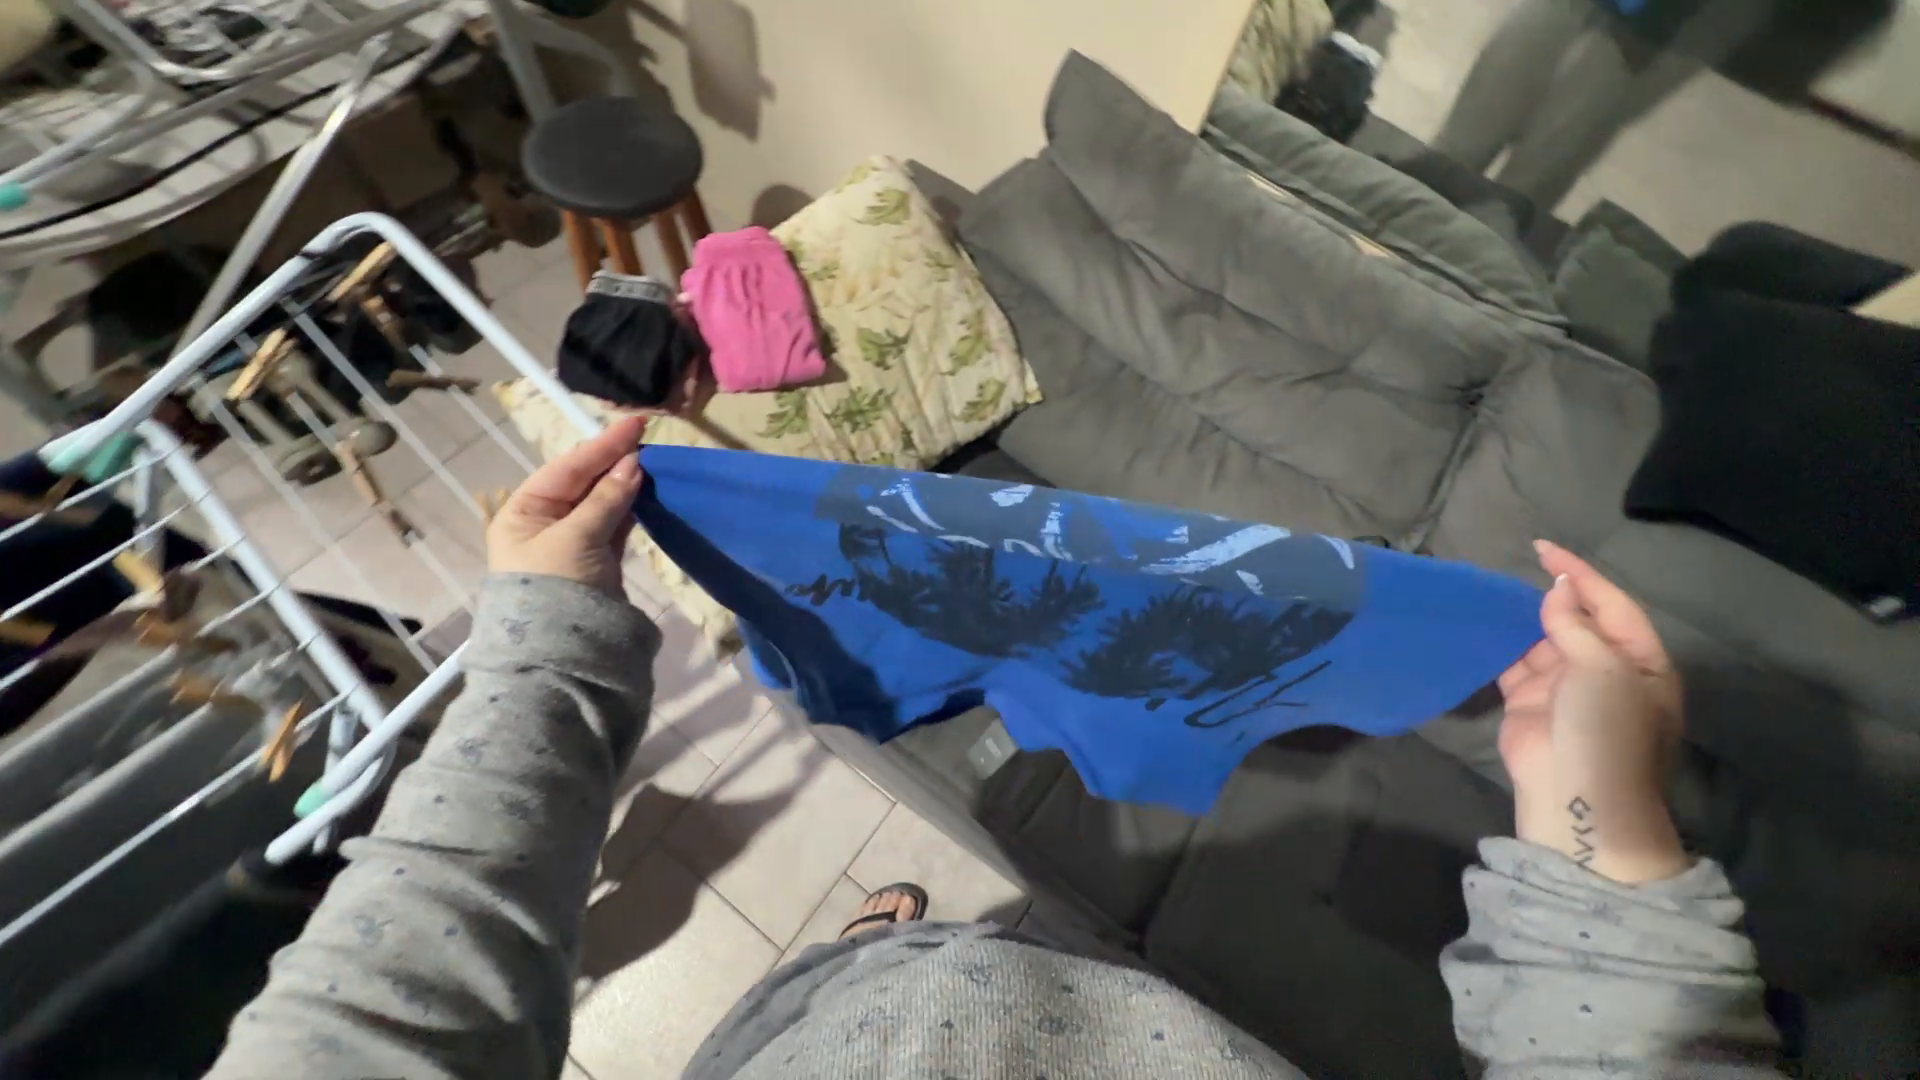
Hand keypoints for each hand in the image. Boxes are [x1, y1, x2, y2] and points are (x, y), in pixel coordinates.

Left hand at [487, 415, 645, 595]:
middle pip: (584, 481)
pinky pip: (615, 523)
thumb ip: (606, 499)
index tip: (634, 423)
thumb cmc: (556, 587)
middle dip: (614, 459)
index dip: (601, 445)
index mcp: (523, 512)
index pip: (567, 468)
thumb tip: (633, 463)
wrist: (563, 652)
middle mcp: (545, 522)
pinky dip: (631, 506)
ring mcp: (573, 541)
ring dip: (626, 481)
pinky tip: (647, 490)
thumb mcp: (577, 538)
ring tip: (651, 461)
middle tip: (645, 436)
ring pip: (602, 501)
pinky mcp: (597, 559)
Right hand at [1496, 540, 1687, 883]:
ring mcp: (1564, 687)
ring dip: (1518, 619)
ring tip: (1489, 594)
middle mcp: (1604, 670)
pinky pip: (1510, 663)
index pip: (1609, 605)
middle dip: (1548, 596)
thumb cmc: (1604, 729)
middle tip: (1512, 570)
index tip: (1542, 549)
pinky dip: (1495, 645)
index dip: (1579, 574)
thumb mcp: (1601, 670)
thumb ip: (1575, 626)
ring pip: (1539, 640)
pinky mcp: (1527, 701)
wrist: (1576, 794)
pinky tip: (1477, 626)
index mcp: (1639, 661)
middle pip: (1575, 620)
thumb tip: (1559, 590)